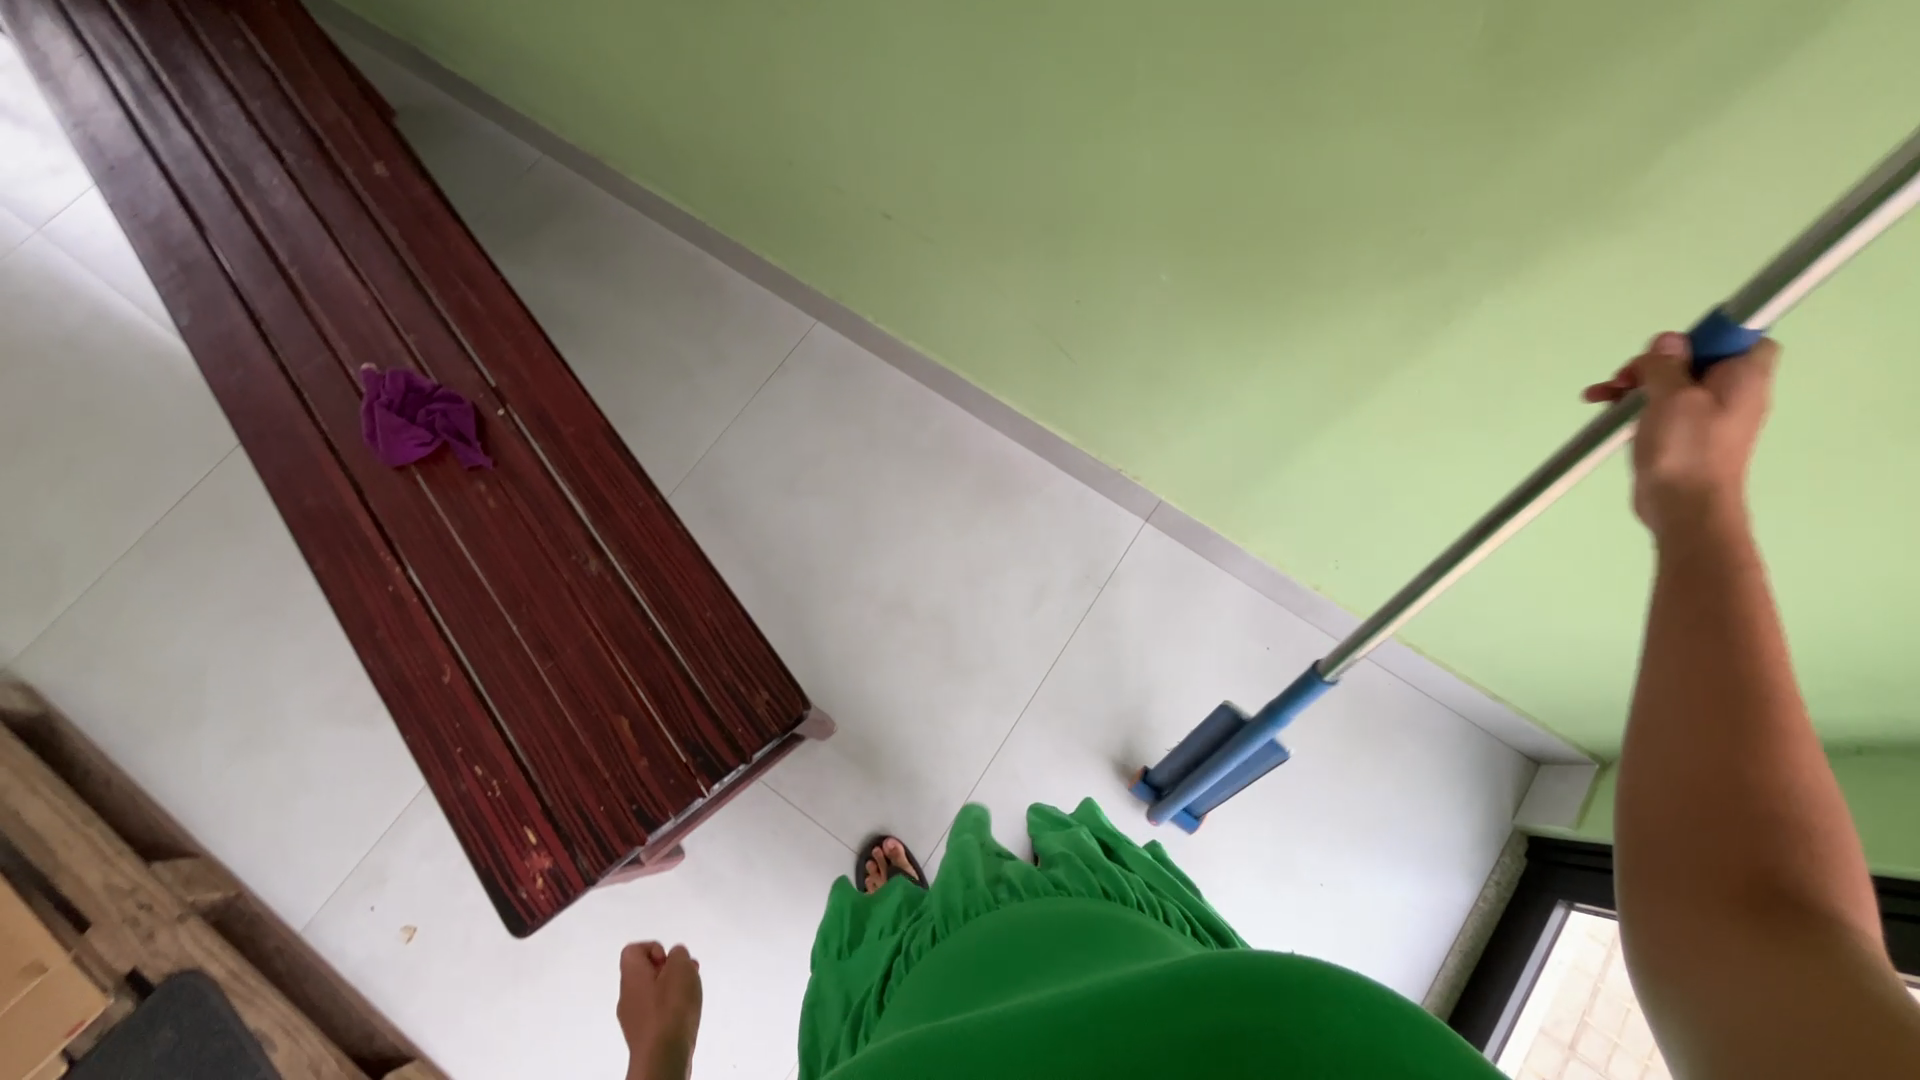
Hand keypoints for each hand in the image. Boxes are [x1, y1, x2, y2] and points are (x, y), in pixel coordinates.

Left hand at [618, 942, 702, 1079]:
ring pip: (652, 993)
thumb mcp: (681, 967)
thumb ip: (678, 954)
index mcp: (631, 975)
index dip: (654, 948)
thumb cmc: (671, 1009)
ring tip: (691, 993)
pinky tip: (685, 1014)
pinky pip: (655, 1013)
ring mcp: (633, 1018)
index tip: (670, 959)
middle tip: (686, 973)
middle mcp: (626, 996)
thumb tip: (675, 956)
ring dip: (671, 989)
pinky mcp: (643, 1036)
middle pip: (644, 972)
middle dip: (668, 969)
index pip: (633, 950)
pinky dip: (670, 1009)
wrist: (663, 1056)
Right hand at [1583, 330, 1778, 537]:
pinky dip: (1634, 404)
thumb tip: (1667, 341)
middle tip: (1625, 376)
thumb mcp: (1673, 398)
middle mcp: (1732, 392)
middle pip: (1695, 359)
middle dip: (1655, 362)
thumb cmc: (1686, 449)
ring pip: (1671, 383)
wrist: (1685, 507)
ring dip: (1635, 384)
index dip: (1709, 335)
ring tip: (1601, 394)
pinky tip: (1604, 409)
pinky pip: (1660, 407)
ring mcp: (1706, 415)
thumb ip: (1667, 365)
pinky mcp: (1682, 435)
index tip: (1670, 348)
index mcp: (1744, 377)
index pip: (1743, 338)